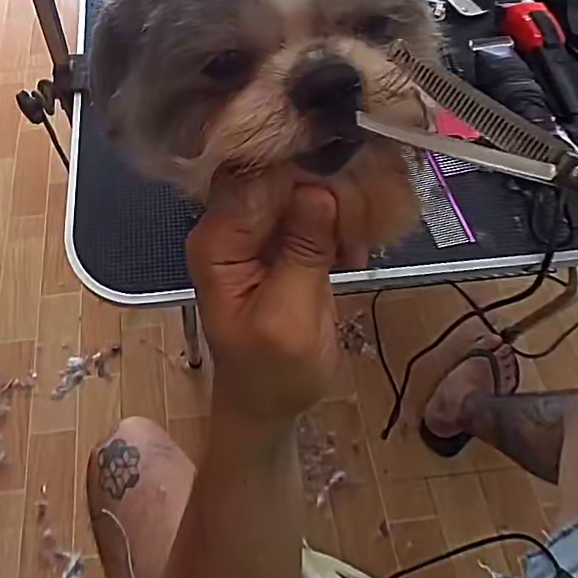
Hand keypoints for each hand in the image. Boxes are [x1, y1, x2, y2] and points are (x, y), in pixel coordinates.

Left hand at [186, 172, 341, 423]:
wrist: (270, 403)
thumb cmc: (272, 371)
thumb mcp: (289, 316)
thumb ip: (302, 252)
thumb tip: (319, 190)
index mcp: (218, 241)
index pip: (255, 179)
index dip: (300, 174)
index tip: (343, 187)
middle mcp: (232, 226)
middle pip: (279, 176)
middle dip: (324, 189)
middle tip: (360, 220)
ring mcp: (258, 232)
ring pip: (301, 189)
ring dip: (337, 208)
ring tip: (356, 245)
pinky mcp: (282, 240)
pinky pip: (313, 212)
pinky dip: (338, 225)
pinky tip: (353, 254)